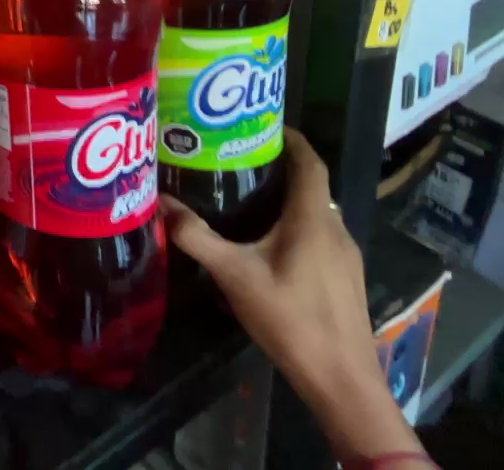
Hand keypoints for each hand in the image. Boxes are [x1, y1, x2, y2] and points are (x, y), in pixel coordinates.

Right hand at [160, 129, 423, 462]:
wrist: (341, 381)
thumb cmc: (291, 318)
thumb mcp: (234, 275)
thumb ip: (197, 237)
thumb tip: (160, 203)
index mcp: (312, 221)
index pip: (310, 164)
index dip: (290, 139)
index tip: (259, 122)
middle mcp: (334, 231)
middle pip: (310, 185)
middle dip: (277, 165)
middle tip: (232, 155)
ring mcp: (343, 257)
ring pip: (313, 211)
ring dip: (284, 196)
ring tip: (240, 192)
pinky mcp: (342, 278)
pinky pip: (316, 234)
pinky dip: (291, 222)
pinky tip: (262, 239)